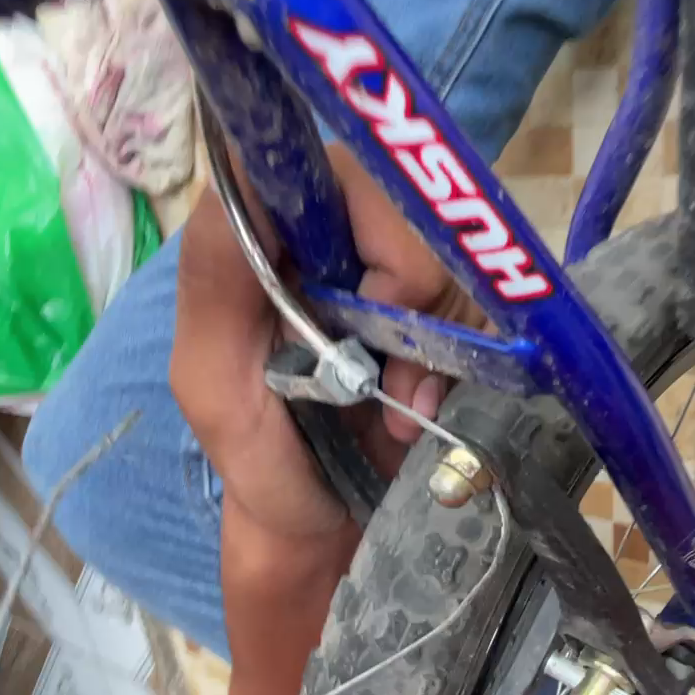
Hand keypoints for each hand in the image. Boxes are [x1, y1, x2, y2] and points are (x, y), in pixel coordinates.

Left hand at [170, 144, 479, 549]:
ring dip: (436, 346)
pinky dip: (460, 366)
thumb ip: (217, 282)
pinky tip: (422, 409)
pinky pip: (479, 314)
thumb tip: (249, 168)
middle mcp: (337, 247)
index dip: (375, 223)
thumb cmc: (264, 460)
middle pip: (411, 214)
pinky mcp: (439, 322)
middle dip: (415, 297)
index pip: (336, 172)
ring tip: (402, 410)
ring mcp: (393, 283)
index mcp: (273, 241)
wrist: (330, 526)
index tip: (378, 299)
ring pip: (453, 266)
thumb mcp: (214, 382)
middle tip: (396, 371)